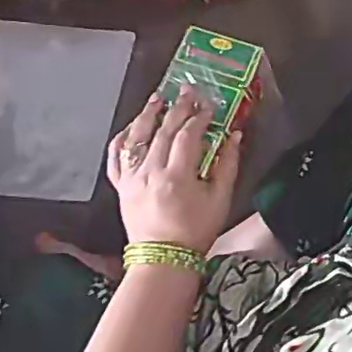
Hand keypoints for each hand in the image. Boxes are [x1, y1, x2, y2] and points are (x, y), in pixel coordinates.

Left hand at [106, 86, 242, 251]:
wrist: (163, 260)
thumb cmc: (196, 231)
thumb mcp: (220, 200)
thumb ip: (228, 165)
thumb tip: (235, 137)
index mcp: (177, 176)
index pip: (188, 135)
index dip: (200, 117)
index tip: (209, 106)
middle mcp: (150, 172)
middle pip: (163, 131)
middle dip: (177, 108)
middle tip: (187, 91)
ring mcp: (132, 178)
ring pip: (136, 138)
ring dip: (147, 115)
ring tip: (157, 99)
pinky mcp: (121, 186)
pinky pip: (116, 158)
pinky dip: (122, 140)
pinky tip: (131, 128)